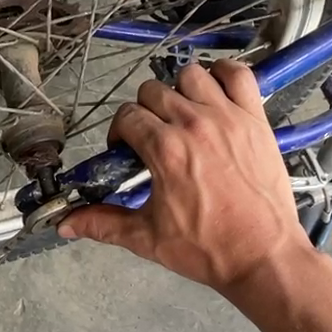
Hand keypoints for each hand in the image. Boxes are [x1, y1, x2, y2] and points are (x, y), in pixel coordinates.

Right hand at [57, 60, 308, 294]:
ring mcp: (227, 116)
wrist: (264, 257)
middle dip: (146, 112)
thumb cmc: (208, 249)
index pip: (127, 116)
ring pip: (191, 75)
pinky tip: (217, 93)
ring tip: (184, 114)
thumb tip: (67, 224)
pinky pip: (239, 74)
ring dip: (181, 90)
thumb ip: (103, 224)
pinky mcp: (255, 118)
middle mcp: (193, 123)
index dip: (121, 132)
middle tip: (154, 136)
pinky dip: (226, 74)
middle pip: (153, 91)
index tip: (128, 149)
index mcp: (165, 149)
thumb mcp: (148, 239)